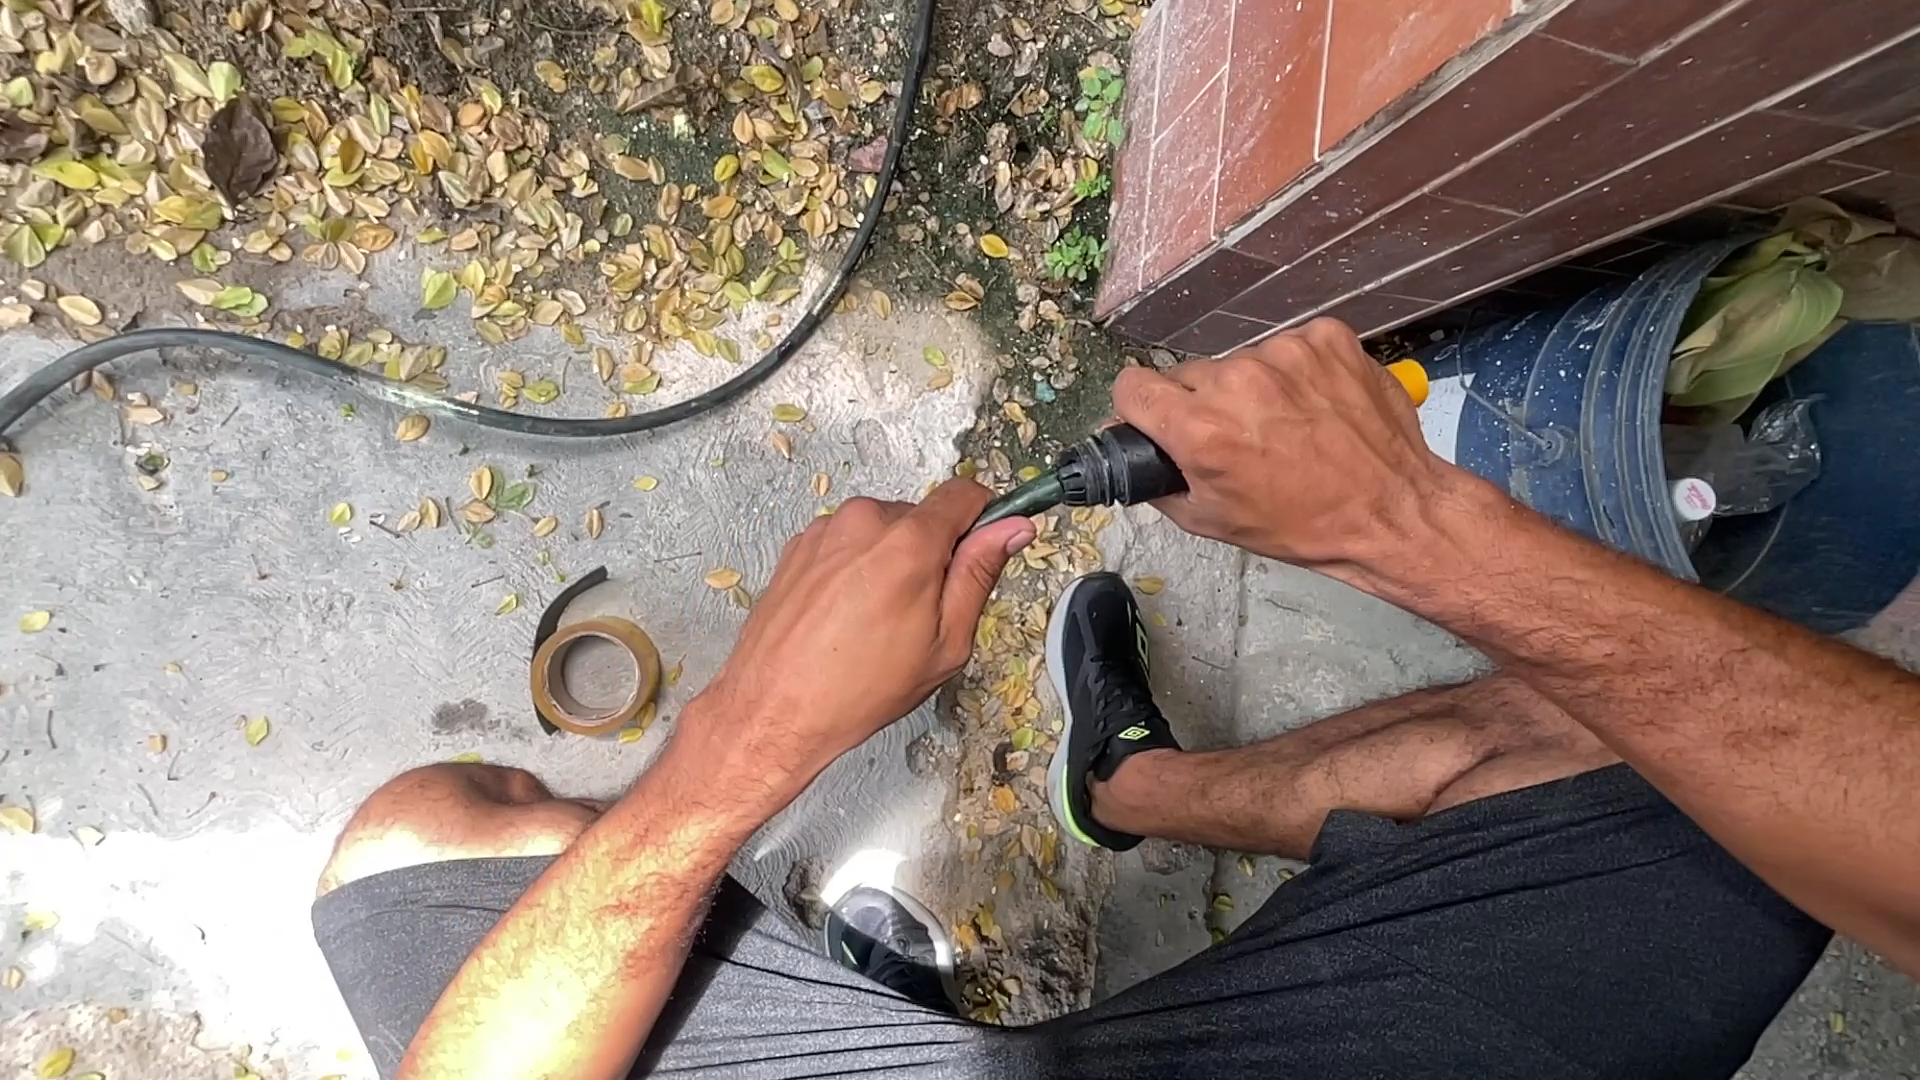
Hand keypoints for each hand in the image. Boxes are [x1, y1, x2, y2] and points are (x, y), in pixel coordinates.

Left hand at [678, 479, 1034, 796]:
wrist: (774, 709)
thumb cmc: (859, 688)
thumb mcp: (946, 642)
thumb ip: (980, 573)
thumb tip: (1012, 530)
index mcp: (909, 542)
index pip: (964, 494)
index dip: (983, 518)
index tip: (983, 545)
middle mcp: (865, 522)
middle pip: (923, 516)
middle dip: (933, 553)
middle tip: (921, 609)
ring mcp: (827, 530)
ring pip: (883, 530)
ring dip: (891, 560)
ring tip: (876, 618)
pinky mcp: (801, 544)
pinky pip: (848, 541)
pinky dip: (856, 567)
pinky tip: (846, 613)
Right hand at [1111, 318, 1457, 582]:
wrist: (1389, 511)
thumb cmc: (1299, 524)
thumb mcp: (1208, 520)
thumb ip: (1155, 479)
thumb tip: (1125, 447)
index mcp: (1200, 429)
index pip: (1131, 385)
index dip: (1138, 406)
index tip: (1155, 419)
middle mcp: (1237, 382)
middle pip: (1184, 374)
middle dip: (1197, 403)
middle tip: (1231, 437)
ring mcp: (1285, 354)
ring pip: (1235, 362)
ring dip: (1245, 388)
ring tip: (1280, 424)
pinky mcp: (1325, 338)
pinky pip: (1282, 348)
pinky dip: (1289, 373)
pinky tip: (1309, 405)